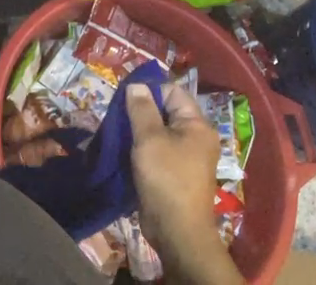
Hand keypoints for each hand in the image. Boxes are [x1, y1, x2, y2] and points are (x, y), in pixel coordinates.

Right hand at [127, 83, 239, 283]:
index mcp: (197, 125)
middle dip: (141, 110)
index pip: (172, 91)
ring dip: (139, 129)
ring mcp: (187, 156)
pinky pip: (159, 149)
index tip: (124, 97)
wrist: (176, 231)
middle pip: (166, 110)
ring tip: (119, 131)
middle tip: (118, 115)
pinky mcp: (176, 172)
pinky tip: (126, 148)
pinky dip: (143, 146)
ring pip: (160, 130)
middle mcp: (196, 137)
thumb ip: (141, 108)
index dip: (149, 90)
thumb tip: (137, 85)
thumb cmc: (166, 178)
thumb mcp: (149, 138)